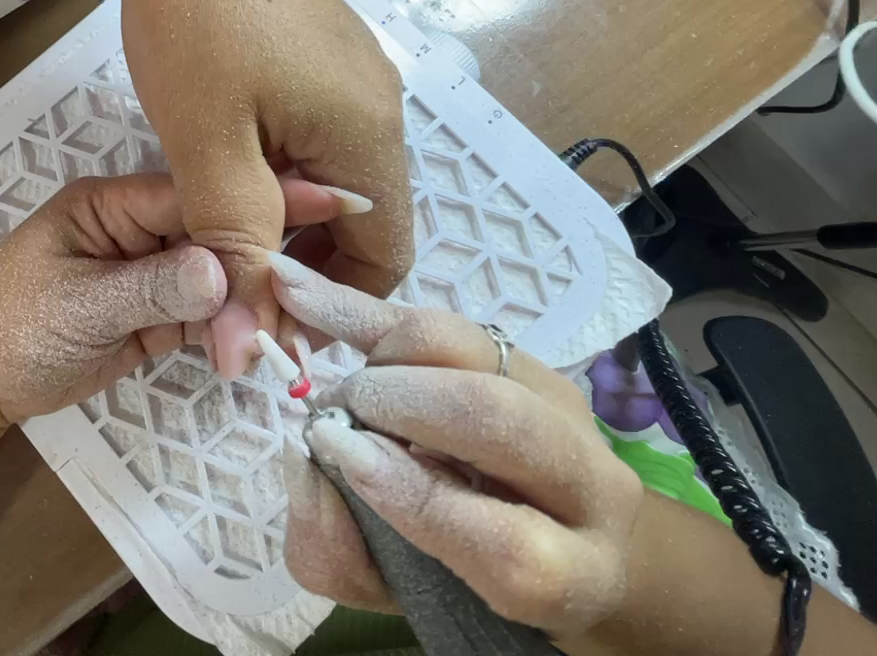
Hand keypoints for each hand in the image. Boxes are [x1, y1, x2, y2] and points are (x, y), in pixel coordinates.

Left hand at [0, 174, 349, 424]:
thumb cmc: (9, 328)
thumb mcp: (79, 304)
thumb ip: (152, 288)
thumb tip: (227, 275)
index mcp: (112, 203)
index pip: (194, 194)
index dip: (255, 202)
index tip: (328, 205)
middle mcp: (137, 228)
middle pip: (215, 233)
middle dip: (265, 257)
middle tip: (331, 279)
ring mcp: (149, 271)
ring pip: (217, 276)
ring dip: (255, 299)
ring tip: (312, 320)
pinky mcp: (154, 312)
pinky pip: (206, 313)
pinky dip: (234, 329)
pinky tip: (273, 341)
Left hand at [120, 0, 412, 379]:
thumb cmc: (198, 24)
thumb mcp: (209, 147)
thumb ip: (233, 247)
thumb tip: (248, 357)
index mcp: (371, 137)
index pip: (384, 259)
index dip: (331, 309)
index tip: (264, 330)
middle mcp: (376, 110)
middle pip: (357, 223)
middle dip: (297, 266)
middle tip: (227, 289)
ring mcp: (345, 78)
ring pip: (324, 181)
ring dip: (276, 219)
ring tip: (215, 235)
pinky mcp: (310, 57)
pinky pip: (304, 139)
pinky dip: (269, 173)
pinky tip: (220, 171)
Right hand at [270, 254, 643, 635]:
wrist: (564, 528)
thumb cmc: (467, 567)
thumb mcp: (401, 591)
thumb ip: (339, 552)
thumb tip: (304, 465)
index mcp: (566, 572)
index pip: (506, 543)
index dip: (410, 495)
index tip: (336, 454)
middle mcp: (583, 482)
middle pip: (493, 418)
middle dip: (389, 402)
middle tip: (330, 418)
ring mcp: (554, 402)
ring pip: (462, 348)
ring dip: (379, 353)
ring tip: (325, 367)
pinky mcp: (517, 350)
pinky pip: (425, 316)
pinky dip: (350, 303)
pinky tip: (293, 283)